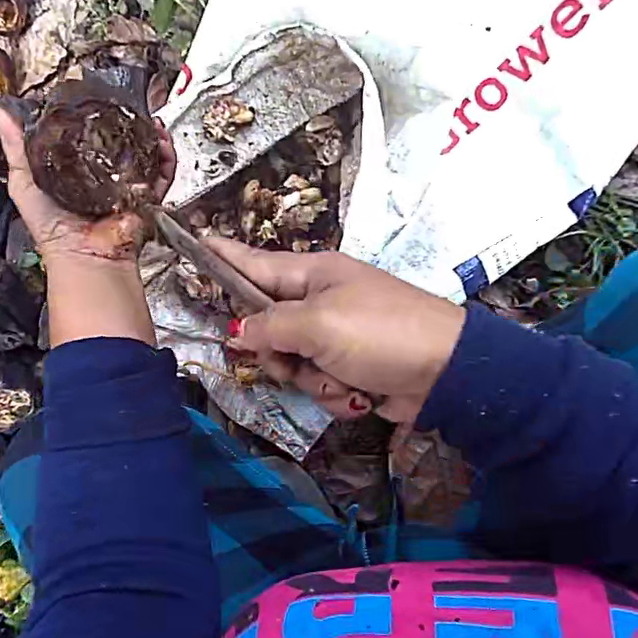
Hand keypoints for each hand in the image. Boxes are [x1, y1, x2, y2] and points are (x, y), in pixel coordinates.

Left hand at [0, 102, 174, 266]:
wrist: (84, 257)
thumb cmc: (52, 230)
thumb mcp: (25, 181)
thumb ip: (16, 148)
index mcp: (79, 176)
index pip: (92, 143)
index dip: (99, 122)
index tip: (102, 104)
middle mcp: (107, 182)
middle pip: (125, 148)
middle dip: (132, 128)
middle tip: (133, 110)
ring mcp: (128, 191)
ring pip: (148, 159)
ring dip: (153, 140)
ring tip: (152, 123)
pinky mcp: (146, 201)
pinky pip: (161, 179)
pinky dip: (167, 161)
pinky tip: (163, 143)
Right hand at [207, 238, 465, 424]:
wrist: (444, 373)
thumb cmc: (381, 332)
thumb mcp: (318, 323)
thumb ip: (270, 327)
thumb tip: (239, 333)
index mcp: (313, 275)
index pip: (254, 263)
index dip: (223, 257)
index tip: (193, 243)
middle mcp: (320, 303)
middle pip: (267, 328)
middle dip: (277, 353)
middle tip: (292, 358)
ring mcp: (335, 338)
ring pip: (290, 363)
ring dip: (311, 379)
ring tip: (341, 378)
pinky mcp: (350, 369)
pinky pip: (318, 384)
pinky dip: (335, 394)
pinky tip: (359, 394)